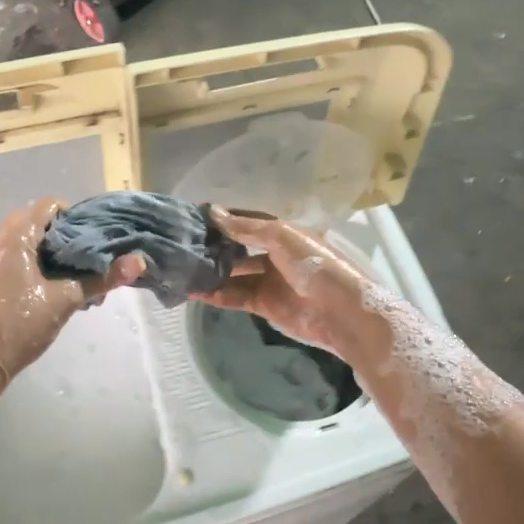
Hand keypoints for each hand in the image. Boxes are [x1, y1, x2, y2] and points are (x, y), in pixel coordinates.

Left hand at [0, 198, 145, 377]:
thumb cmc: (23, 324)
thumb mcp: (67, 300)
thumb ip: (102, 279)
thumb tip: (139, 261)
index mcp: (18, 237)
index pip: (49, 205)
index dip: (74, 216)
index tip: (90, 238)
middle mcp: (1, 239)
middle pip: (38, 220)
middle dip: (63, 235)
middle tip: (84, 257)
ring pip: (26, 238)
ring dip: (49, 250)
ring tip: (72, 274)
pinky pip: (15, 253)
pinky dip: (34, 260)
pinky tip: (51, 286)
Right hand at [194, 209, 374, 353]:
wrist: (341, 311)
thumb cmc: (313, 263)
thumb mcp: (281, 236)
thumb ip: (246, 228)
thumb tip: (214, 212)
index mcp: (283, 233)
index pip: (248, 222)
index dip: (225, 220)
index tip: (197, 217)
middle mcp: (275, 254)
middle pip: (239, 248)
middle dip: (216, 247)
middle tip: (184, 244)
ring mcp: (270, 281)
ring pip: (234, 274)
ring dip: (213, 272)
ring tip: (183, 268)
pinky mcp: (265, 306)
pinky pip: (236, 296)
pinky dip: (217, 294)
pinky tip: (195, 291)